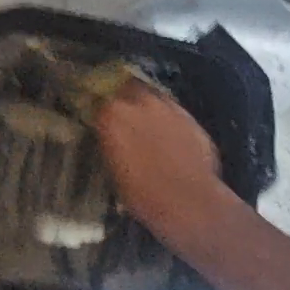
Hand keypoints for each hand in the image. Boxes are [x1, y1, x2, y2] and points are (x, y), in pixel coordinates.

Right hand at [94, 79, 223, 232]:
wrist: (188, 202)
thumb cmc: (141, 194)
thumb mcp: (113, 169)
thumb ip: (111, 143)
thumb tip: (111, 136)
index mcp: (112, 115)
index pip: (99, 100)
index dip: (100, 108)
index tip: (99, 116)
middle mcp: (140, 103)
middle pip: (128, 88)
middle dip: (124, 97)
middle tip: (123, 114)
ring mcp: (169, 108)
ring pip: (154, 97)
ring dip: (148, 107)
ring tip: (148, 124)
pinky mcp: (191, 118)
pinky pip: (174, 113)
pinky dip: (168, 120)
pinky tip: (170, 137)